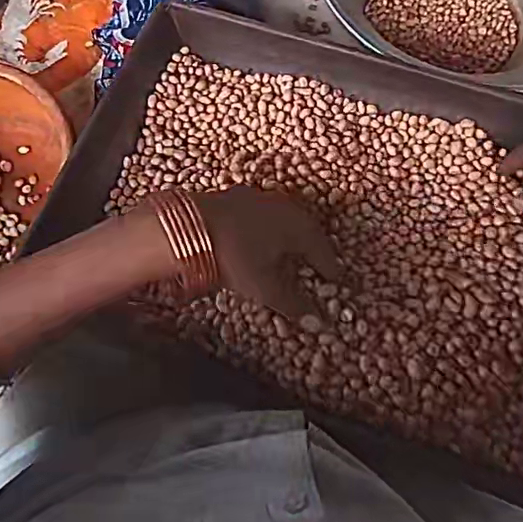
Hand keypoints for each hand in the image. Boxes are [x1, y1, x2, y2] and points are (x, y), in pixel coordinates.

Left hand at [197, 187, 341, 319]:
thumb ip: (292, 304)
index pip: (323, 250)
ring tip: (284, 256)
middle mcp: (282, 207)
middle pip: (303, 232)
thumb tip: (317, 323)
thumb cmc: (234, 256)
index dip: (329, 269)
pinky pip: (257, 217)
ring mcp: (256, 198)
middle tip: (315, 267)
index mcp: (299, 226)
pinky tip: (254, 241)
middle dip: (309, 250)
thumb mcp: (265, 286)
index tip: (335, 280)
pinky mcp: (233, 197)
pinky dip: (262, 231)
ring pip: (279, 221)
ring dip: (284, 239)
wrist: (187, 226)